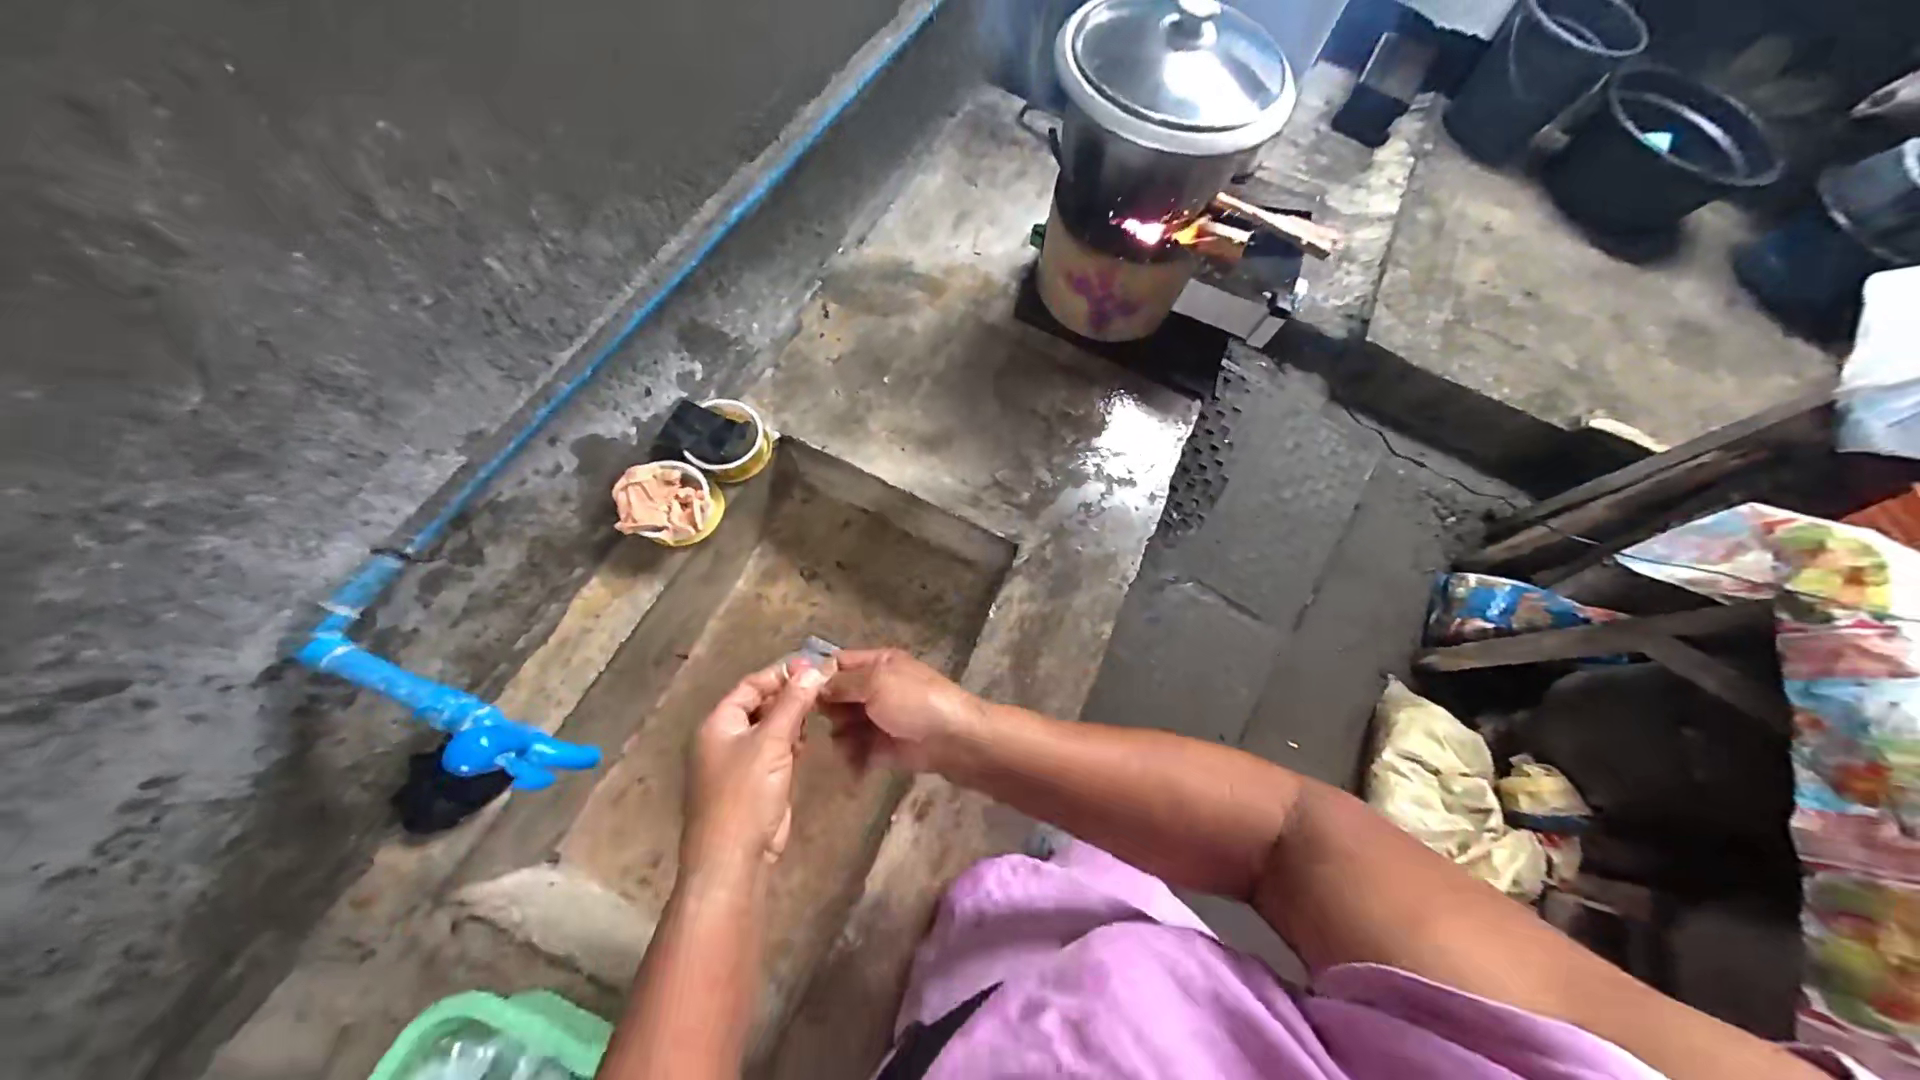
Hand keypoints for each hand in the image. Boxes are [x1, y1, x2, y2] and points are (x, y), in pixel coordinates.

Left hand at [681, 660, 827, 879]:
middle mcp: (724, 738)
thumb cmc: (745, 794)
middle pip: (759, 705)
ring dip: (791, 719)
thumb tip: (813, 670)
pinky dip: (790, 742)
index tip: (812, 668)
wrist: (733, 857)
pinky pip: (772, 750)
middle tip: (821, 689)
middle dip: (788, 696)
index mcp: (718, 724)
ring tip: (818, 713)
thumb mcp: (771, 742)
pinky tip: (806, 742)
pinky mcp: (753, 782)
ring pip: (768, 728)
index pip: (750, 686)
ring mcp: (738, 762)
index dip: (780, 674)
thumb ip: (793, 703)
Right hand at [820, 649, 987, 773]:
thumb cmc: (916, 702)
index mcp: (878, 663)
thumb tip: (815, 683)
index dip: (817, 676)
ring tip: (852, 746)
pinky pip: (857, 751)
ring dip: (842, 738)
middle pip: (836, 697)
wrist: (955, 740)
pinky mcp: (883, 749)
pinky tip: (856, 766)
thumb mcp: (877, 682)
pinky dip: (853, 759)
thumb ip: (843, 683)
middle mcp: (876, 689)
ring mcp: (880, 720)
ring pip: (843, 727)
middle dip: (829, 711)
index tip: (795, 692)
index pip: (838, 663)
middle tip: (832, 722)